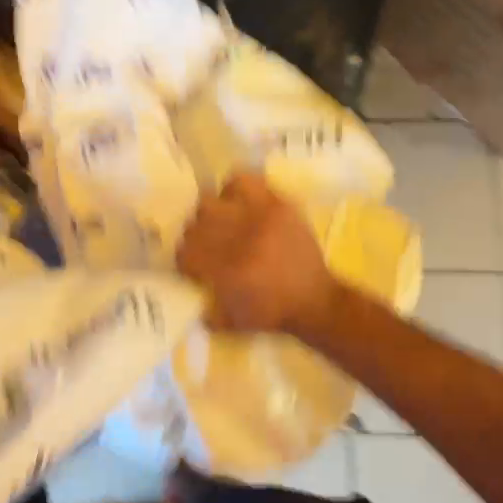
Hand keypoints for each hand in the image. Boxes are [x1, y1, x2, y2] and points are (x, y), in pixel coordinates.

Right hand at [176, 173, 341, 337]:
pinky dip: (233, 188)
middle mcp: (238, 239)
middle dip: (194, 237)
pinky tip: (237, 202)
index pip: (184, 252)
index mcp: (225, 270)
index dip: (184, 260)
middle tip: (205, 245)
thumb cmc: (273, 314)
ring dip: (209, 213)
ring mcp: (258, 217)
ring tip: (219, 222)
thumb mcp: (232, 323)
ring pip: (209, 200)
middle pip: (194, 224)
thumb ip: (204, 312)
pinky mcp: (277, 203)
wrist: (317, 301)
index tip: (192, 267)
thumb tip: (187, 297)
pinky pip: (243, 180)